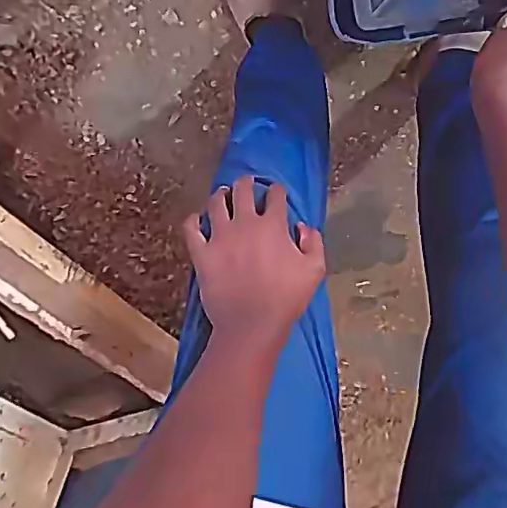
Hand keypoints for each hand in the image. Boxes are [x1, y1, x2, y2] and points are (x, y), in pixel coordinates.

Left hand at [181, 175, 325, 345]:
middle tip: (247, 183)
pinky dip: (193, 220)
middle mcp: (244, 223)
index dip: (277, 191)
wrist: (252, 324)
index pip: (275, 196)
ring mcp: (220, 237)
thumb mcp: (314, 270)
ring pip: (216, 203)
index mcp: (272, 225)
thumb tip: (302, 226)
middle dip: (246, 183)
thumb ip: (313, 242)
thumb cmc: (286, 299)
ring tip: (223, 195)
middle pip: (243, 190)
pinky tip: (196, 219)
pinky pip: (191, 229)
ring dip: (221, 195)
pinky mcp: (201, 253)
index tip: (277, 193)